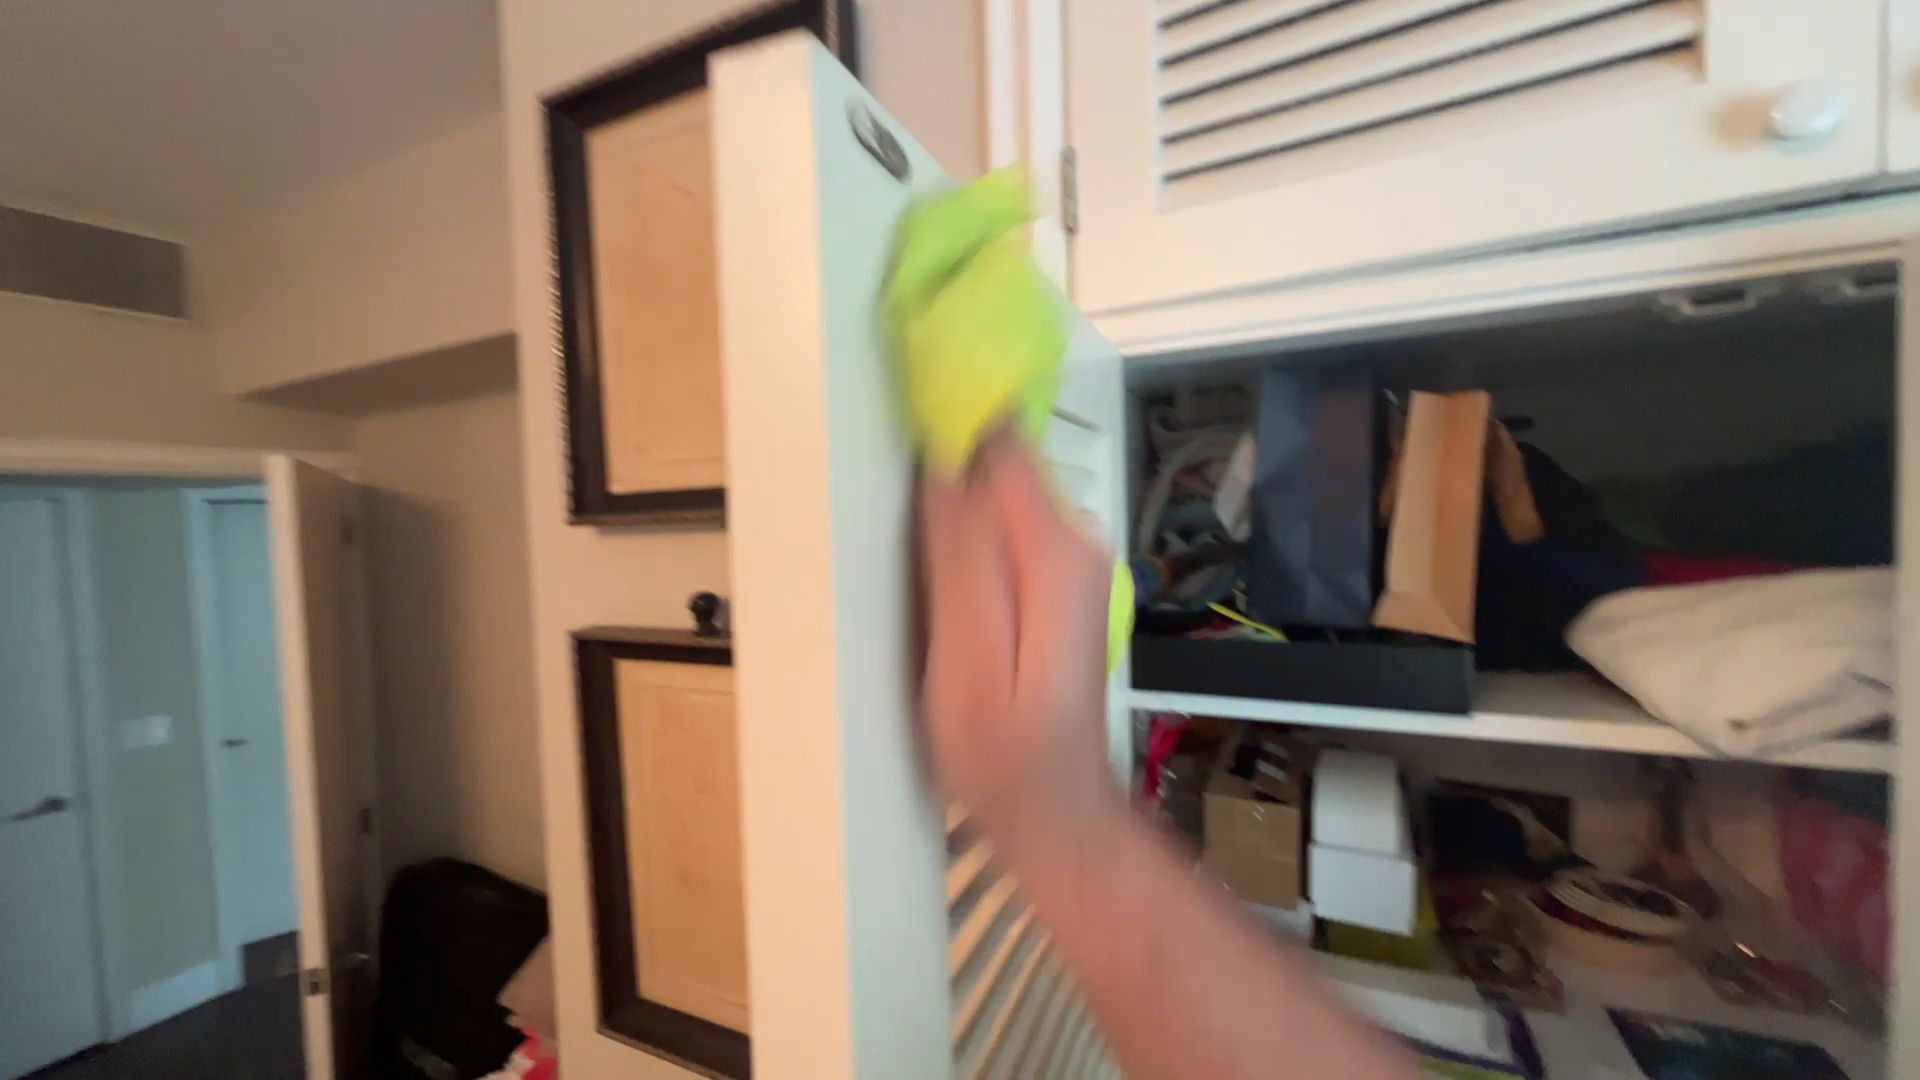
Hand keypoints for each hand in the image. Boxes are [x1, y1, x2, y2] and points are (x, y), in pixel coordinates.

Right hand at [919, 430, 1118, 833]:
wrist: (1053, 801)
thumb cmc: (999, 746)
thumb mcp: (964, 653)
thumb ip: (957, 555)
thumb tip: (943, 467)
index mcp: (1054, 551)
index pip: (1003, 445)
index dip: (954, 419)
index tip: (906, 401)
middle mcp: (1077, 541)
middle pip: (1006, 464)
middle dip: (952, 456)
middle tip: (893, 476)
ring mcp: (1074, 559)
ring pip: (1005, 491)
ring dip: (958, 488)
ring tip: (909, 509)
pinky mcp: (1060, 578)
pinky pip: (1010, 521)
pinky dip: (974, 517)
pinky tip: (944, 546)